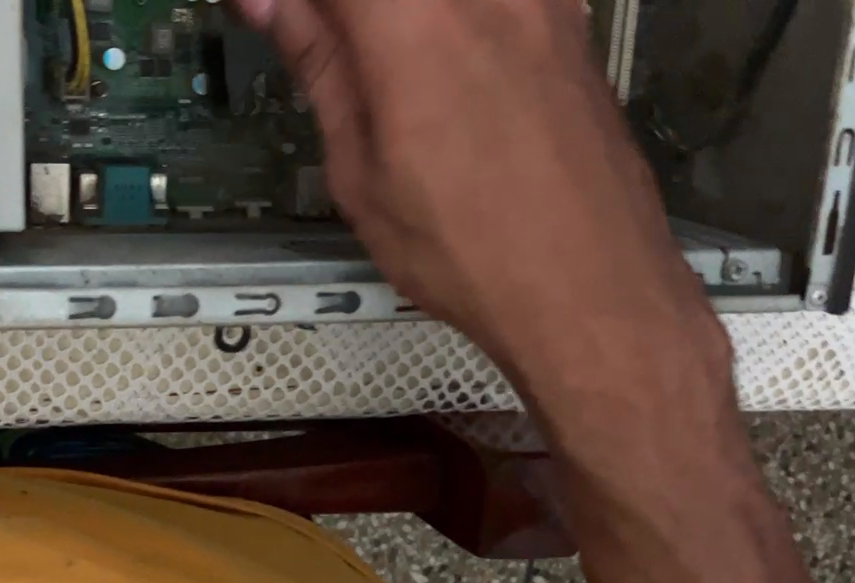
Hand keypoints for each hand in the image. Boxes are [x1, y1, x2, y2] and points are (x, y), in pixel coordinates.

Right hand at [237, 0, 728, 405]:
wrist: (584, 283)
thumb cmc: (457, 250)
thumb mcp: (361, 178)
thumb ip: (323, 73)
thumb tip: (273, 4)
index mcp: (414, 24)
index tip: (269, 12)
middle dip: (350, 15)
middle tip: (326, 50)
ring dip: (397, 23)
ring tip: (382, 77)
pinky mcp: (571, 17)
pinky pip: (491, 0)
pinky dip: (449, 20)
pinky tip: (443, 76)